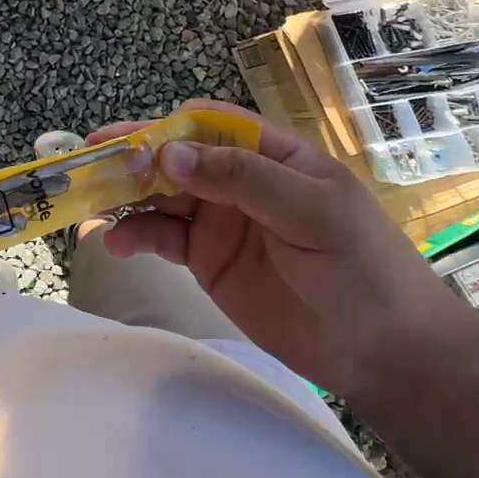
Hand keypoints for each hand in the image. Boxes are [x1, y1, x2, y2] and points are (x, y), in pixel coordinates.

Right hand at [91, 100, 478, 399]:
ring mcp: (218, 218)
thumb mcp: (312, 211)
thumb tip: (169, 153)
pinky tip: (116, 243)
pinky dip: (134, 235)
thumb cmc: (361, 267)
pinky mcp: (205, 258)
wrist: (384, 354)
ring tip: (94, 206)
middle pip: (174, 155)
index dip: (167, 128)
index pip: (208, 123)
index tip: (131, 144)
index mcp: (269, 153)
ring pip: (159, 194)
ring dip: (125, 196)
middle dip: (133, 158)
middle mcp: (237, 178)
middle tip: (94, 167)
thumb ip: (242, 177)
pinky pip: (161, 236)